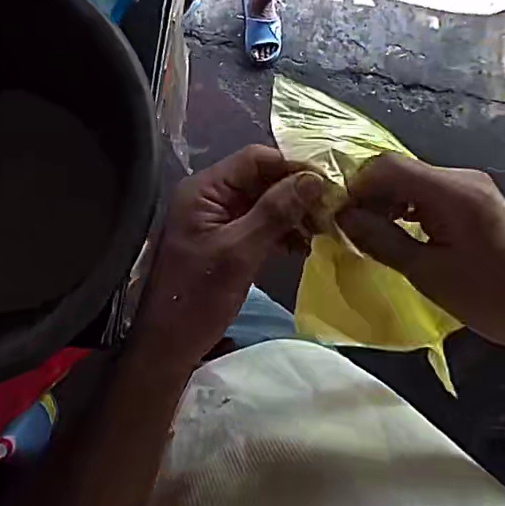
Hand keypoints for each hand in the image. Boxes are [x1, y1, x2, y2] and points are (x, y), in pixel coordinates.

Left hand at [128, 146, 325, 366]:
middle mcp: (210, 197)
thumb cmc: (196, 298)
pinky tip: (307, 244)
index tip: (330, 183)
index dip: (292, 167)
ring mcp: (218, 220)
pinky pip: (261, 225)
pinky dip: (284, 232)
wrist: (169, 345)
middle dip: (298, 191)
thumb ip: (274, 213)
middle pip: (262, 179)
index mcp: (203, 191)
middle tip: (335, 208)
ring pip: (265, 202)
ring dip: (295, 213)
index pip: (254, 160)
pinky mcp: (227, 242)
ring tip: (326, 228)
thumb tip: (313, 179)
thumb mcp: (239, 253)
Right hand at [335, 154, 504, 359]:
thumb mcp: (427, 273)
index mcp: (454, 191)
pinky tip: (398, 234)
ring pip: (411, 182)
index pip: (387, 165)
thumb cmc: (492, 298)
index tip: (337, 215)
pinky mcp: (476, 202)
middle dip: (368, 196)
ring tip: (371, 236)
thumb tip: (342, 216)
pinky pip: (428, 194)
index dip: (356, 185)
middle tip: (349, 229)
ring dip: (386, 204)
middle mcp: (463, 179)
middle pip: (398, 170)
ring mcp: (472, 189)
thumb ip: (381, 239)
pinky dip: (406, 210)